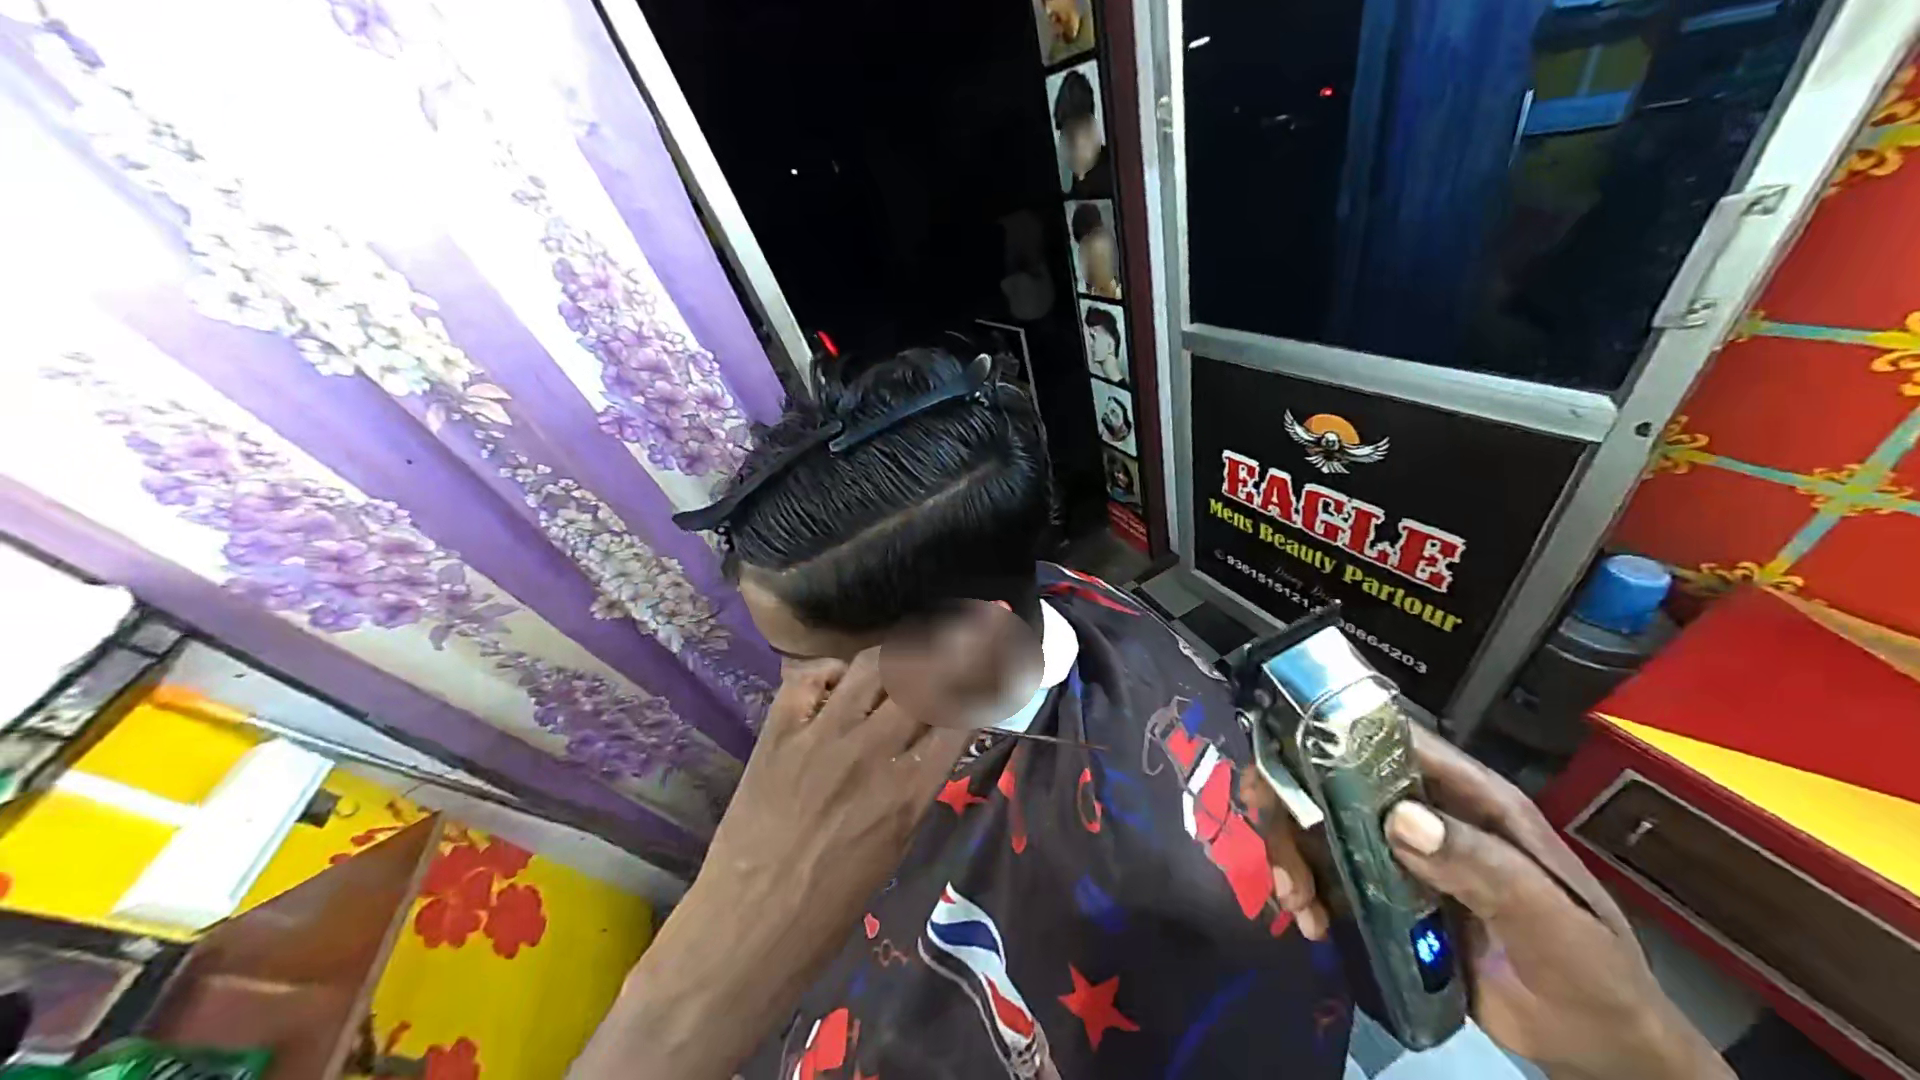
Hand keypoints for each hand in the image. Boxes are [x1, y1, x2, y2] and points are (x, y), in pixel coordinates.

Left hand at [573, 650, 967, 1079]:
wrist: (749, 925)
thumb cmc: (832, 906)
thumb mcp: (896, 848)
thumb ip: (916, 786)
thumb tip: (932, 741)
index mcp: (909, 792)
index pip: (958, 717)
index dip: (978, 684)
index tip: (985, 666)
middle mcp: (872, 753)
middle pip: (924, 679)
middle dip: (950, 654)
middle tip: (956, 642)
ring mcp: (822, 737)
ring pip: (871, 667)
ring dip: (894, 656)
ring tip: (898, 659)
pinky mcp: (778, 733)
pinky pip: (810, 677)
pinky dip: (831, 671)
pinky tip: (839, 681)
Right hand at [1247, 728, 1731, 1079]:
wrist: (1596, 1050)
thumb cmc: (1591, 975)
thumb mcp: (1552, 922)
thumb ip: (1484, 868)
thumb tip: (1400, 818)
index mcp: (1468, 797)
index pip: (1391, 740)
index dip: (1330, 733)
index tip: (1281, 756)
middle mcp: (1424, 812)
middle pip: (1332, 779)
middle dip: (1291, 805)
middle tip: (1271, 836)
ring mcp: (1397, 852)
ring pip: (1318, 824)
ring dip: (1291, 853)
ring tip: (1296, 901)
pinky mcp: (1380, 892)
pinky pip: (1324, 873)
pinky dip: (1304, 889)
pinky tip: (1308, 921)